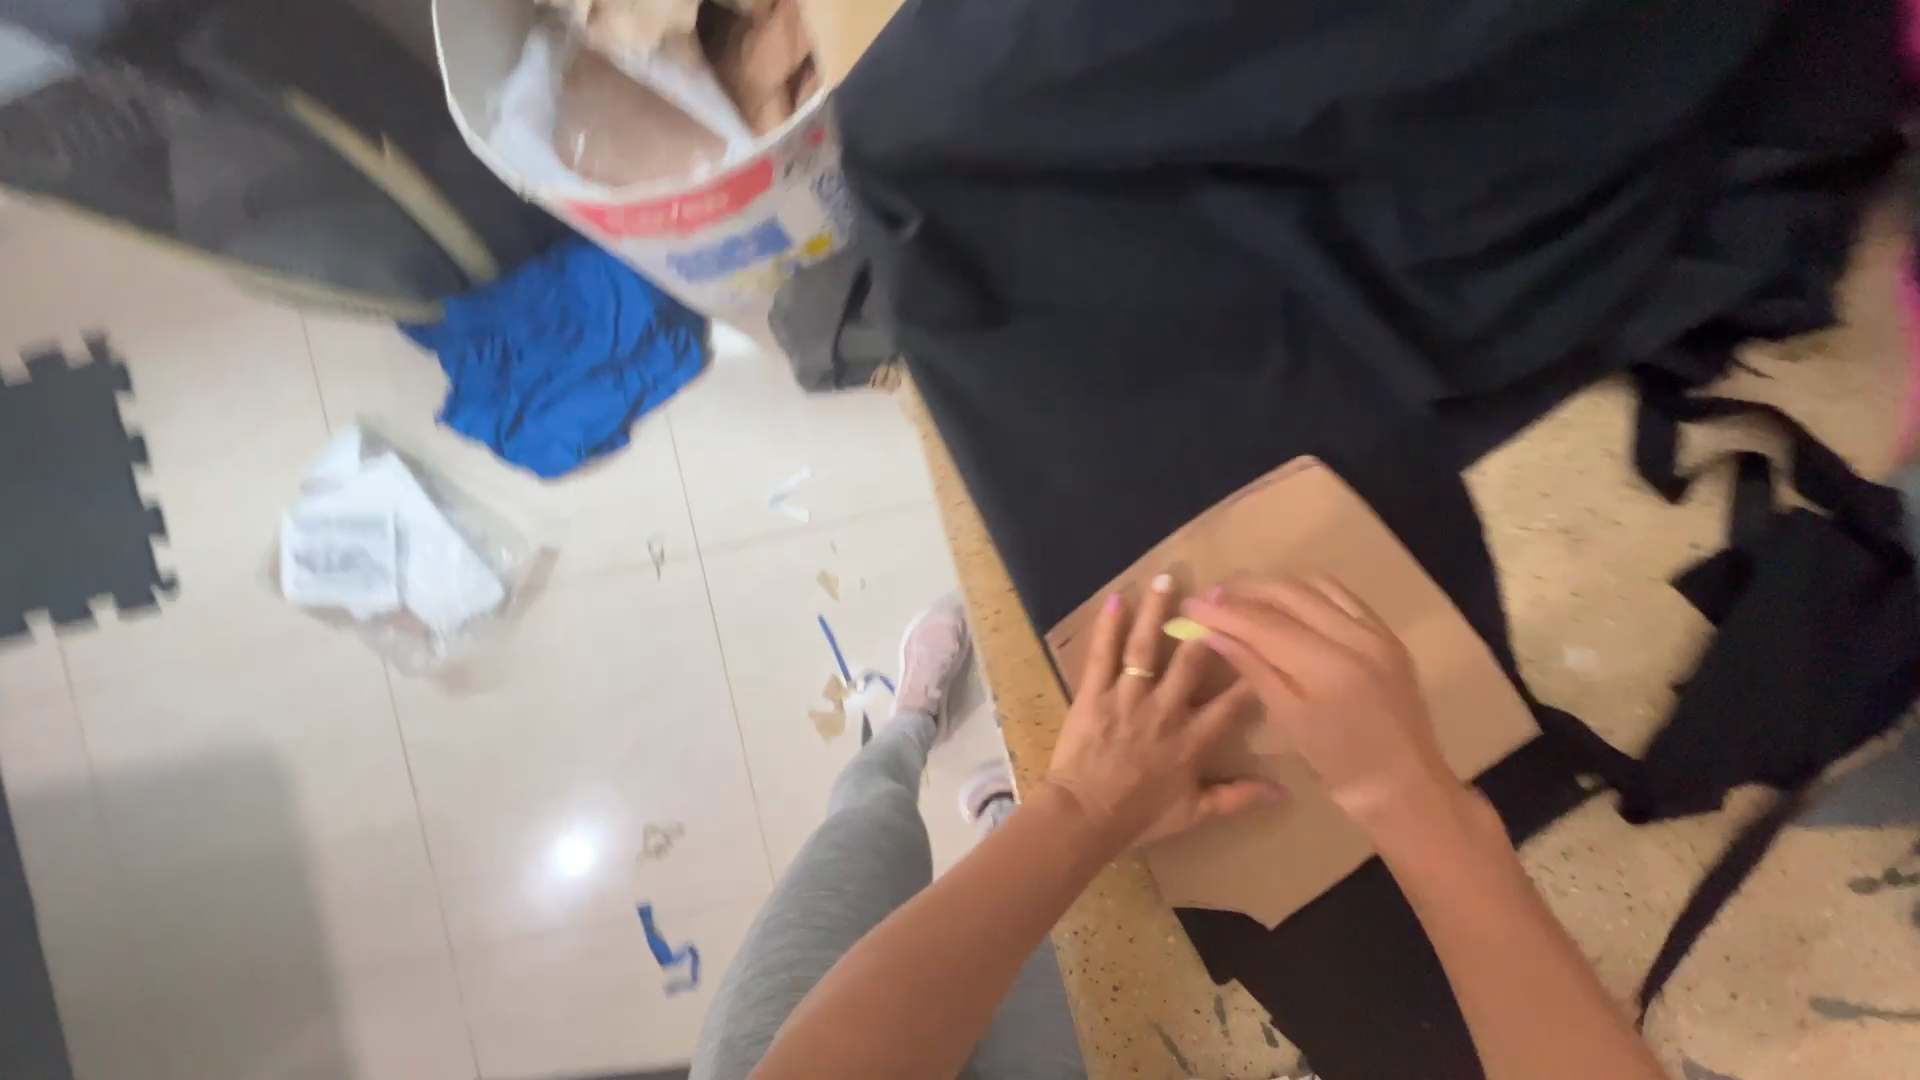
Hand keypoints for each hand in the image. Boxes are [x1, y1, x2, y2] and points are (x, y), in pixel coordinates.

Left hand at [1045, 575, 1283, 849]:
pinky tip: (1116, 599)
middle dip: (1206, 625)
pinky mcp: (1092, 694)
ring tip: (1166, 579)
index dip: (1250, 672)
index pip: (1230, 702)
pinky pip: (1101, 655)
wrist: (1084, 817)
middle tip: (1219, 593)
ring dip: (1156, 611)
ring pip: (1145, 648)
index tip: (1265, 642)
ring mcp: (1126, 698)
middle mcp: (1163, 711)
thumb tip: (1283, 792)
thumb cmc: (1139, 817)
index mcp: (1191, 740)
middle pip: (1189, 662)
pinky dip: (1108, 626)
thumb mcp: (1194, 813)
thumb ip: (1237, 798)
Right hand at [1183, 577, 1460, 829]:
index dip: (1221, 612)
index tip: (1188, 607)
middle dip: (1242, 591)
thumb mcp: (1287, 716)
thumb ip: (1251, 666)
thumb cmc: (1338, 762)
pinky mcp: (1386, 633)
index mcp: (1328, 666)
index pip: (1263, 624)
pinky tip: (1283, 603)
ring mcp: (1376, 631)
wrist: (1404, 783)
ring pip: (1314, 585)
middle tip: (1208, 598)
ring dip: (1272, 586)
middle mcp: (1355, 636)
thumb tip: (1210, 632)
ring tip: (1241, 598)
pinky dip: (1305, 592)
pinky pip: (1340, 595)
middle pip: (1287, 593)